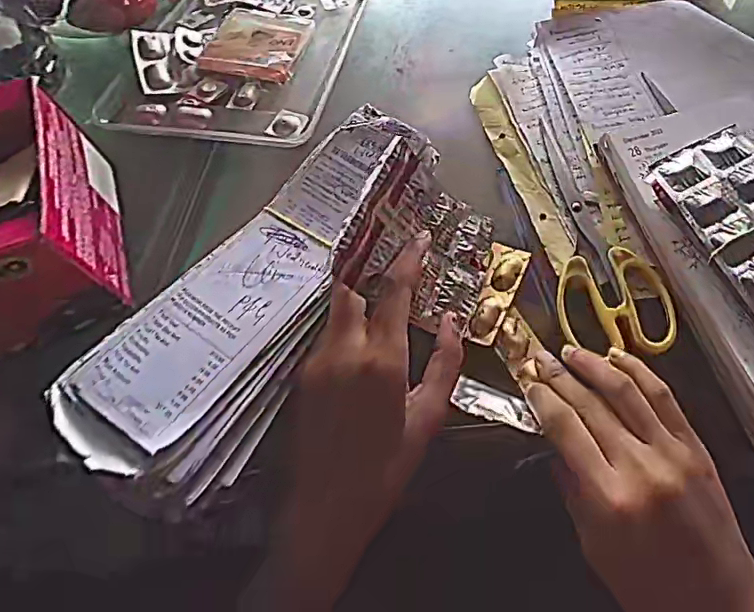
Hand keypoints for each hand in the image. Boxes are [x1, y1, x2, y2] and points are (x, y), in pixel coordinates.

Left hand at [245, 233, 463, 611]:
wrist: (322, 516)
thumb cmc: (385, 468)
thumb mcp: (428, 417)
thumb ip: (445, 362)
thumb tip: (450, 319)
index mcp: (380, 359)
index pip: (394, 290)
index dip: (409, 258)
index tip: (420, 236)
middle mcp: (343, 351)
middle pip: (351, 287)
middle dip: (370, 264)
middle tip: (392, 251)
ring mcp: (316, 363)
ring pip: (337, 310)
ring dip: (360, 294)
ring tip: (382, 289)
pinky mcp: (302, 377)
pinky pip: (329, 334)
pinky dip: (349, 321)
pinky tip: (364, 333)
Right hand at [526, 345, 753, 611]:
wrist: (719, 600)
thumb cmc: (655, 587)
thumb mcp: (596, 549)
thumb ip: (573, 494)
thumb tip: (554, 450)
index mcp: (610, 500)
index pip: (566, 429)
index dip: (543, 399)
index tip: (529, 383)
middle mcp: (640, 468)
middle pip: (590, 404)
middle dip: (560, 376)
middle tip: (542, 359)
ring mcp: (671, 451)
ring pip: (625, 390)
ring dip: (594, 364)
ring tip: (572, 352)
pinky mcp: (694, 443)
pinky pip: (662, 394)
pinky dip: (638, 370)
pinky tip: (619, 358)